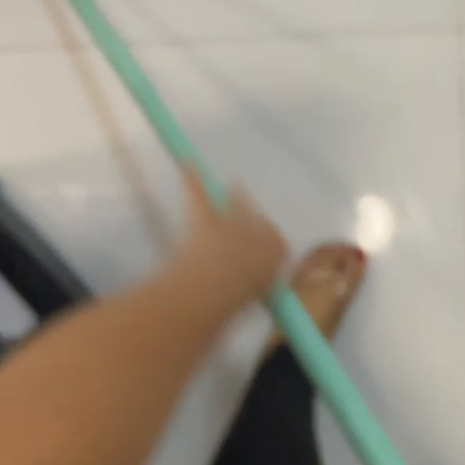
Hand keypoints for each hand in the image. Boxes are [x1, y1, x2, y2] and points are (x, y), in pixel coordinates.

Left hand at [170, 168, 286, 306]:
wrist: (214, 286)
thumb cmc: (235, 303)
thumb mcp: (251, 300)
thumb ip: (250, 291)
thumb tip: (240, 298)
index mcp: (276, 255)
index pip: (278, 246)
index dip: (268, 251)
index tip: (260, 260)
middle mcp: (258, 233)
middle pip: (260, 223)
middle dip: (255, 224)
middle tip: (246, 231)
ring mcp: (231, 222)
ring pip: (235, 205)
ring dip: (235, 196)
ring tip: (234, 183)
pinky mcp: (204, 218)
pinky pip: (198, 193)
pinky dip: (191, 177)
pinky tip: (186, 161)